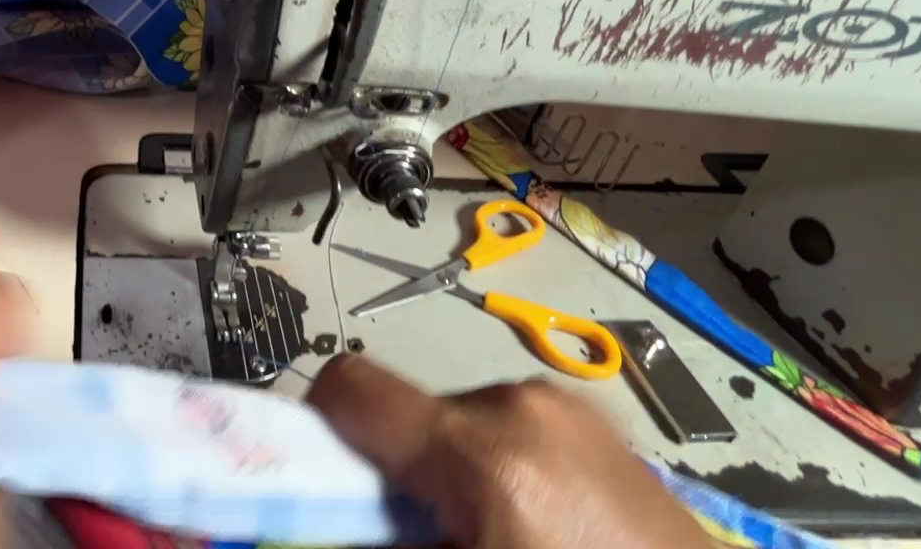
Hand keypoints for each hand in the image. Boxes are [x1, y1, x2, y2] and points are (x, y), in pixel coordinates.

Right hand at [307, 355, 704, 548]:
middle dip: (398, 471)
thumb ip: (382, 543)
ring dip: (450, 471)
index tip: (327, 485)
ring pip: (458, 419)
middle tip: (428, 539)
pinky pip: (510, 426)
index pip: (352, 386)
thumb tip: (330, 526)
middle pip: (407, 410)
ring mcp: (571, 408)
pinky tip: (540, 530)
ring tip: (498, 539)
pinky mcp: (603, 422)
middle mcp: (523, 405)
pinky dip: (495, 467)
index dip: (318, 427)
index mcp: (485, 453)